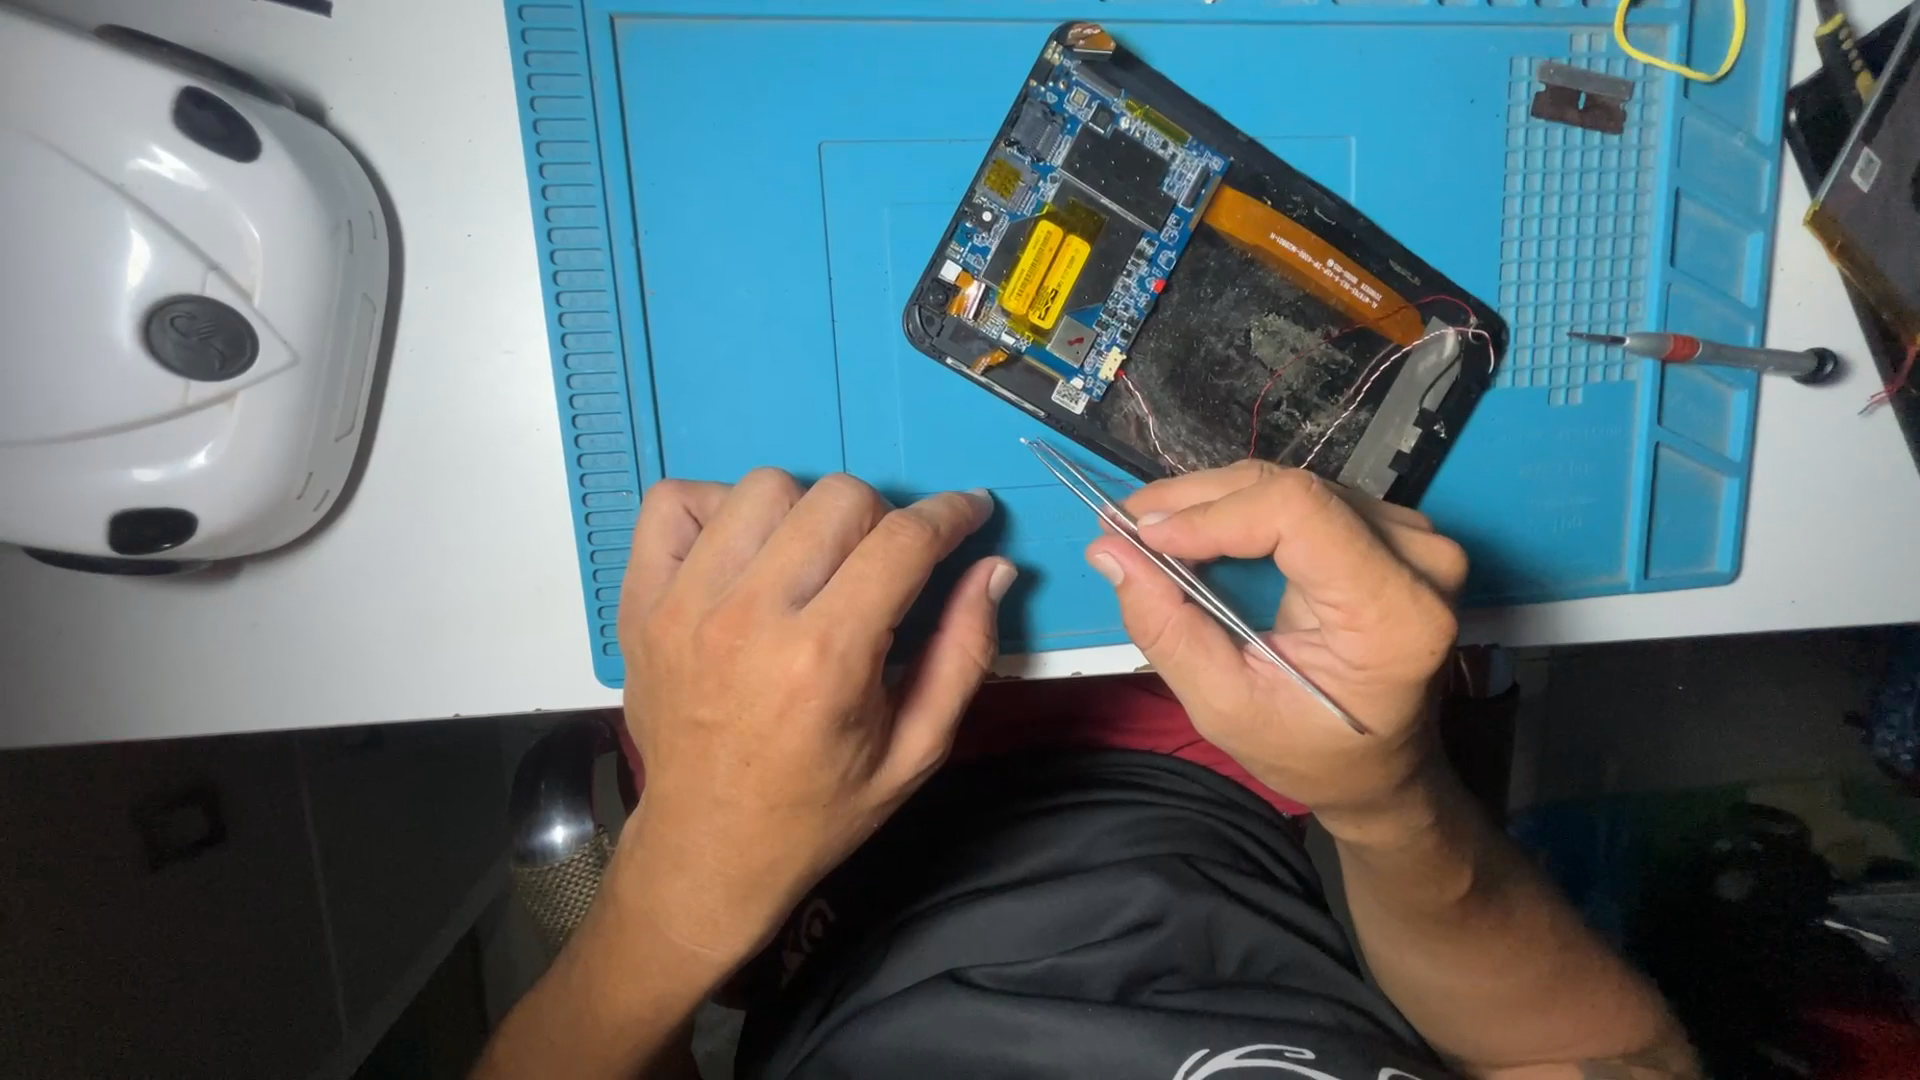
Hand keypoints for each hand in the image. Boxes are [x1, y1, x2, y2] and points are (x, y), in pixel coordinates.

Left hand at [616, 469, 1016, 962]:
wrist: (707, 848)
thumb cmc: (819, 809)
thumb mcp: (916, 750)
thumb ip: (965, 653)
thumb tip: (993, 568)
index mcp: (825, 658)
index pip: (903, 540)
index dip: (951, 514)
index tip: (968, 511)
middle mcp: (749, 615)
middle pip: (839, 497)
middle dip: (885, 518)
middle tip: (886, 563)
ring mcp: (684, 602)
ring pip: (766, 486)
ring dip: (808, 511)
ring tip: (815, 562)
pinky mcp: (640, 600)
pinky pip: (675, 502)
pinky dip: (719, 509)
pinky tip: (745, 552)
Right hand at [1084, 460, 1465, 820]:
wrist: (1378, 765)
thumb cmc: (1307, 749)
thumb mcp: (1223, 707)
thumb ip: (1165, 628)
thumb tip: (1109, 550)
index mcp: (1391, 616)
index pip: (1298, 514)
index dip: (1211, 514)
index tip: (1143, 537)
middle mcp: (1418, 560)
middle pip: (1288, 489)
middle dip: (1194, 502)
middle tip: (1126, 527)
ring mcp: (1411, 538)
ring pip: (1287, 484)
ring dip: (1209, 502)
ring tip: (1153, 533)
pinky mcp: (1390, 530)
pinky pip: (1298, 496)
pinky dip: (1236, 508)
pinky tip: (1198, 533)